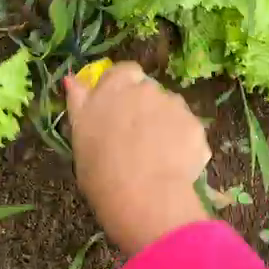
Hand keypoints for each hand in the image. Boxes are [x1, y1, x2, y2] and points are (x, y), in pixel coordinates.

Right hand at [64, 62, 211, 256]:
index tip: (117, 110)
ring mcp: (175, 106)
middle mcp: (146, 89)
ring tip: (154, 157)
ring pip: (170, 110)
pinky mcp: (196, 126)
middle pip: (148, 91)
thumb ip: (79, 103)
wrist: (143, 197)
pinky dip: (181, 144)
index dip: (122, 87)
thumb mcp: (79, 136)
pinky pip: (187, 131)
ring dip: (164, 125)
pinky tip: (171, 167)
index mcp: (114, 88)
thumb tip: (72, 79)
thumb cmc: (100, 171)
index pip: (123, 71)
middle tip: (134, 139)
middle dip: (143, 108)